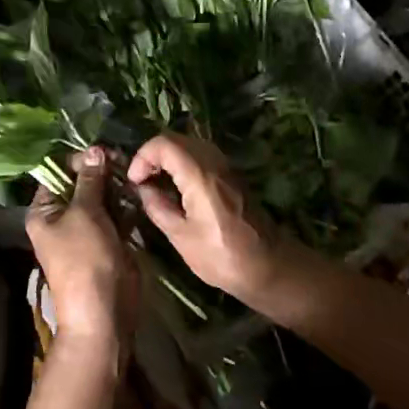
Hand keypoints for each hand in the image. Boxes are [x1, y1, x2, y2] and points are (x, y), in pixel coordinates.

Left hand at [27, 147, 136, 348]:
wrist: (104, 315)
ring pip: (100, 199)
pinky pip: (114, 216)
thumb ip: (90, 181)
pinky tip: (138, 193)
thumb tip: (94, 150)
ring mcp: (86, 229)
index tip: (102, 153)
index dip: (78, 160)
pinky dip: (125, 205)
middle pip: (81, 184)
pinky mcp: (107, 241)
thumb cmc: (86, 260)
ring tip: (133, 174)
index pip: (57, 173)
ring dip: (116, 187)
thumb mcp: (85, 214)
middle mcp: (61, 217)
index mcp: (44, 210)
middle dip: (101, 172)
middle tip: (124, 160)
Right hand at [127, 134, 318, 305]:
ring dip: (168, 157)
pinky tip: (177, 186)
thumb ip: (158, 208)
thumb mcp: (182, 238)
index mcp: (200, 176)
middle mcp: (214, 163)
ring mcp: (225, 167)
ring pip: (188, 144)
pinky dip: (182, 162)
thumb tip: (143, 190)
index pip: (163, 144)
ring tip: (156, 181)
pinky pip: (200, 155)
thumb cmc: (225, 258)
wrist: (273, 269)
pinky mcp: (232, 175)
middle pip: (175, 139)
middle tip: (142, 179)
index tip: (135, 181)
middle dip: (152, 154)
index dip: (142, 157)